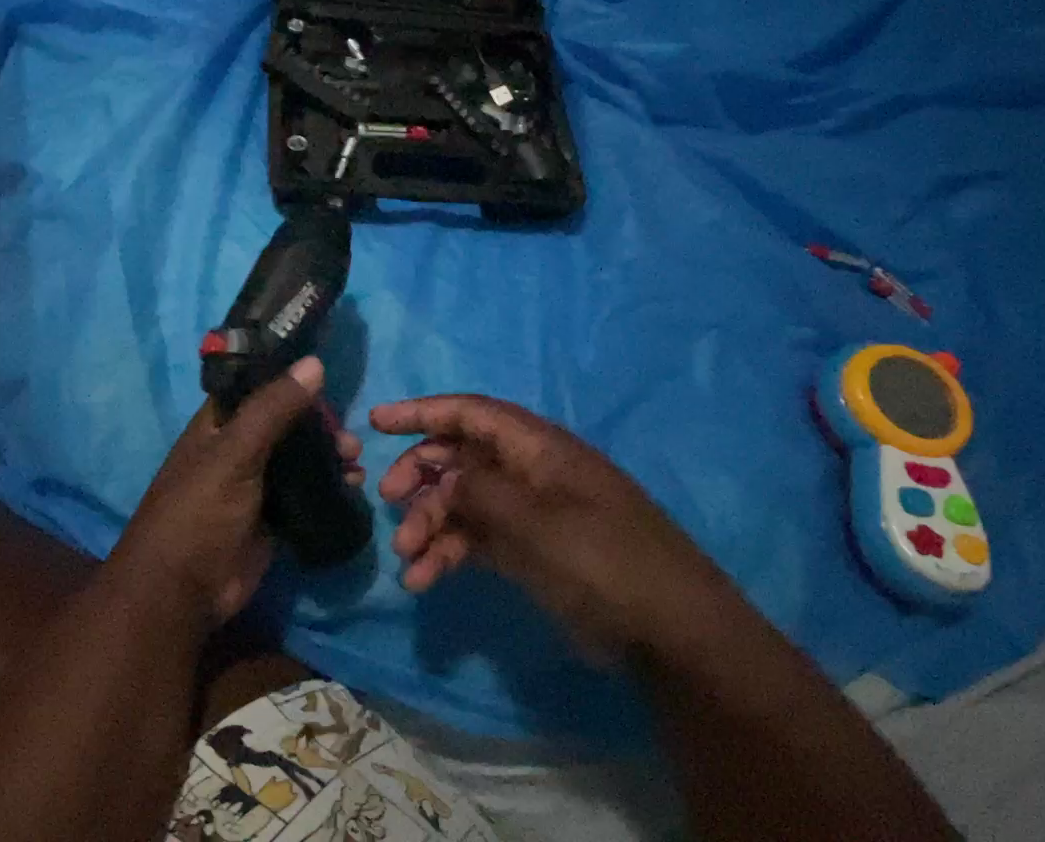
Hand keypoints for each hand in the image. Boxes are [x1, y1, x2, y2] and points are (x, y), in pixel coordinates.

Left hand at [112, 358, 364, 625]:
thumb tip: (314, 363)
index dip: (289, 380)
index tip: (328, 378)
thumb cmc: (200, 512)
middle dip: (319, 425)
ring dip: (328, 456)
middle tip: (349, 438)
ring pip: (298, 459)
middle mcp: (236, 450)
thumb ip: (273, 409)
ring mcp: (255, 486)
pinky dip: (329, 486)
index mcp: (217, 425)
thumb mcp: (235, 454)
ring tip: (355, 460)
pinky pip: (305, 493)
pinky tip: (353, 485)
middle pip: (285, 424)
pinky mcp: (272, 519)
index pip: (256, 387)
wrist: (183, 592)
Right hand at [371, 395, 728, 657]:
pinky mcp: (527, 551)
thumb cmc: (603, 561)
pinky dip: (447, 554)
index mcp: (538, 448)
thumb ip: (479, 491)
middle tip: (389, 499)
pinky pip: (475, 539)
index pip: (471, 413)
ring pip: (462, 502)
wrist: (667, 631)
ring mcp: (528, 513)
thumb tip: (443, 480)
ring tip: (407, 560)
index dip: (422, 412)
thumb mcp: (537, 521)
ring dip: (430, 525)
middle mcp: (529, 472)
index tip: (376, 421)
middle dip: (421, 473)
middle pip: (461, 456)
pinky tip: (425, 580)